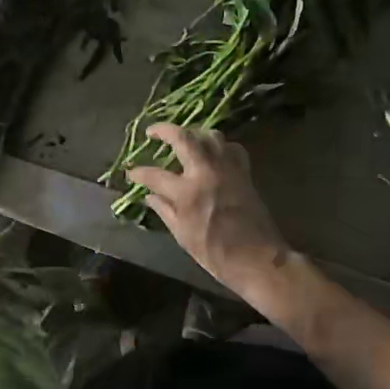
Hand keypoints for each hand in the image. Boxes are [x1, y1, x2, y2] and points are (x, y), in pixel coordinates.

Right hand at [126, 124, 289, 295]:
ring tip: (184, 139)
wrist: (257, 258)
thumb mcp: (183, 235)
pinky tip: (213, 153)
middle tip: (153, 131)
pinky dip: (220, 146)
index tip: (131, 172)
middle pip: (184, 138)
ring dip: (194, 133)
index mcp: (187, 192)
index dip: (139, 172)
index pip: (155, 175)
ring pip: (210, 136)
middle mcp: (206, 172)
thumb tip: (150, 196)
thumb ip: (165, 210)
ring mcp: (227, 169)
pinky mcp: (244, 172)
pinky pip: (231, 148)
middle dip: (164, 130)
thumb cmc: (216, 253)